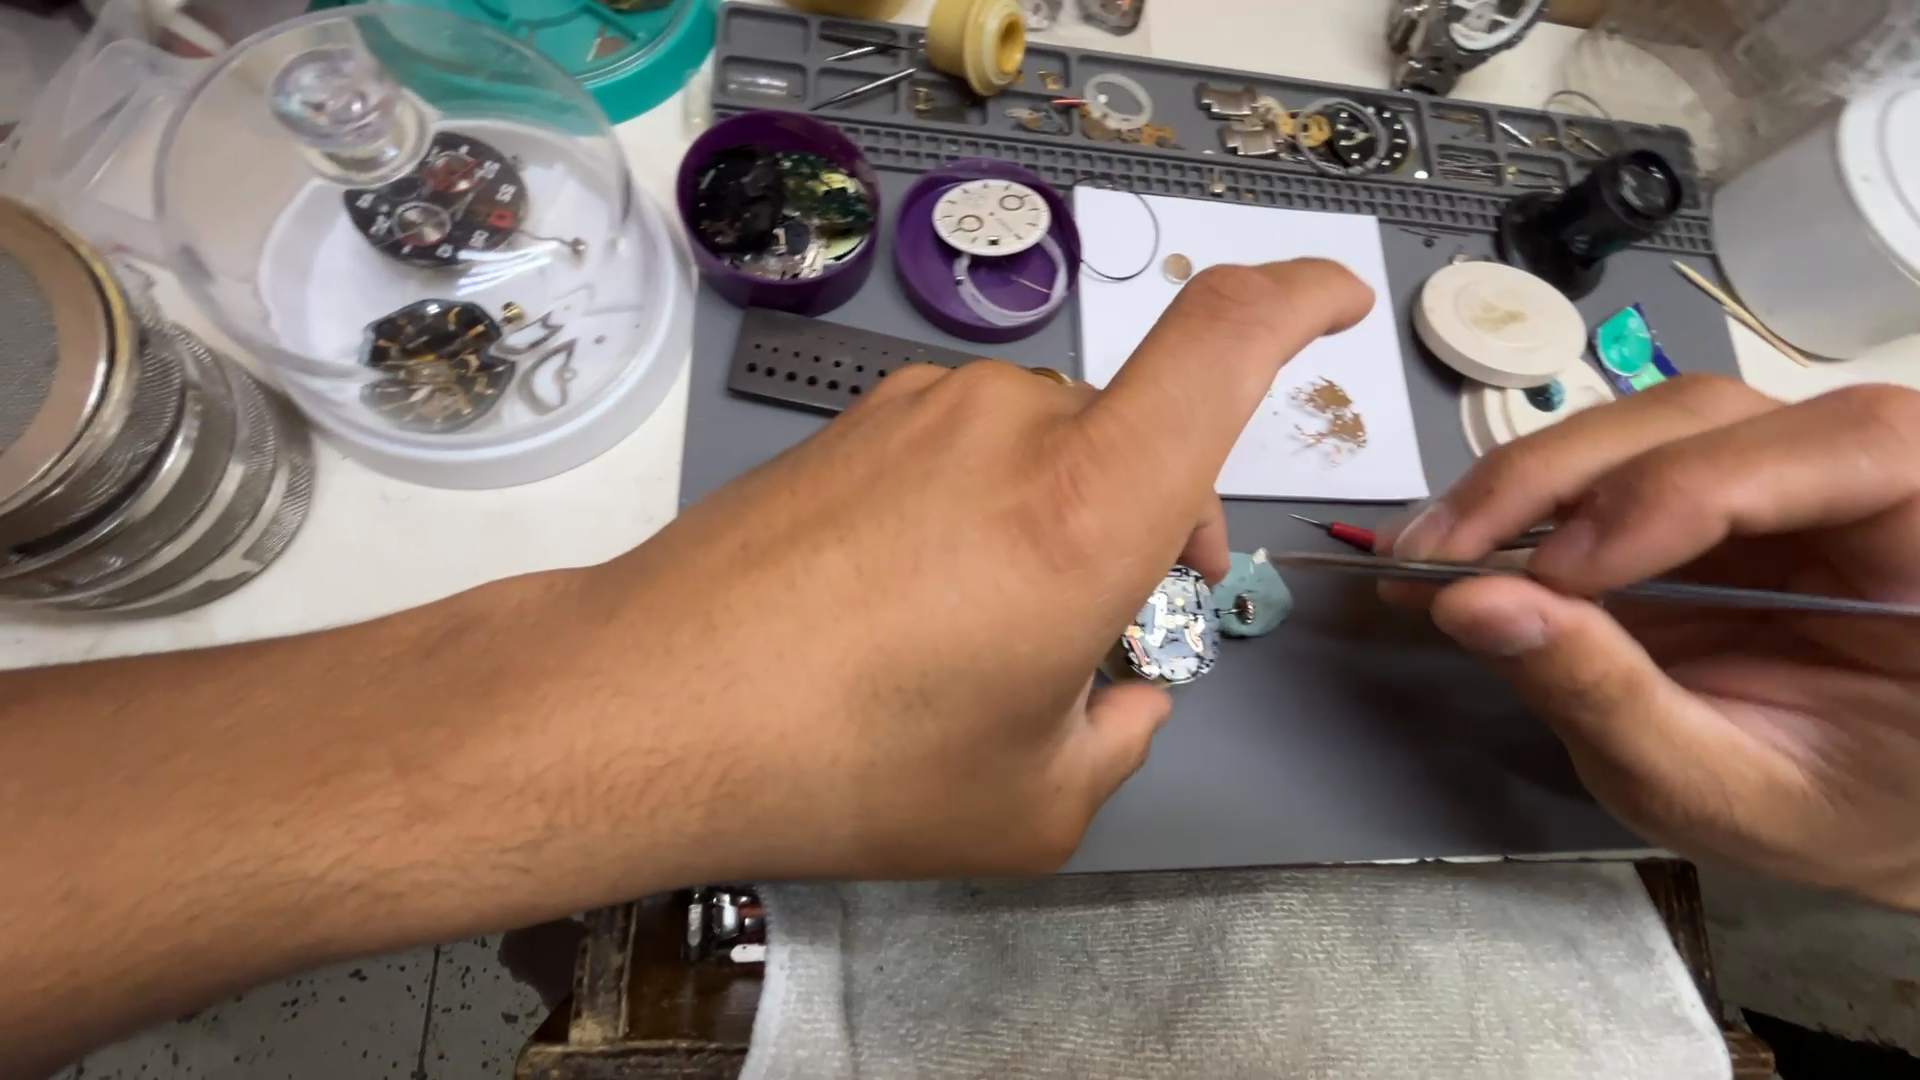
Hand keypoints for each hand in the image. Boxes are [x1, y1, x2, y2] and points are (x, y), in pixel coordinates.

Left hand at [607, 260, 1372, 880]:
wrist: (651, 705)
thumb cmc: (850, 764)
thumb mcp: (1030, 802)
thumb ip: (1118, 739)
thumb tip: (1130, 696)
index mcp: (1087, 506)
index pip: (1223, 341)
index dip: (1297, 301)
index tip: (1333, 306)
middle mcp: (1012, 426)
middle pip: (1135, 434)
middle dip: (1155, 520)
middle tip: (1116, 617)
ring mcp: (922, 409)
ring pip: (1048, 444)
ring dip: (1062, 517)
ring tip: (995, 621)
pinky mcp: (857, 423)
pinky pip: (966, 447)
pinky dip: (987, 505)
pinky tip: (920, 590)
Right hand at [1384, 375, 1919, 908]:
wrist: (1847, 804)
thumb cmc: (1824, 813)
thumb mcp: (1711, 788)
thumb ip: (1601, 697)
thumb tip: (1466, 602)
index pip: (1849, 450)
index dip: (1686, 489)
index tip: (1558, 576)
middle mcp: (1864, 489)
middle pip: (1696, 417)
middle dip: (1545, 482)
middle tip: (1432, 555)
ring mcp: (1764, 481)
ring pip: (1625, 428)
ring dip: (1505, 490)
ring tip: (1418, 557)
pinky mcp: (1683, 495)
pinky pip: (1583, 471)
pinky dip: (1498, 509)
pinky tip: (1438, 553)